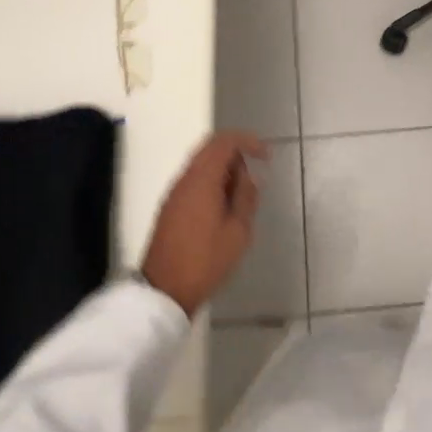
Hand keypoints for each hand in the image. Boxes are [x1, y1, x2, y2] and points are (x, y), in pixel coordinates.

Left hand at [141, 132, 268, 315]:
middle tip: (253, 177)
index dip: (248, 141)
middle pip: (210, 149)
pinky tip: (222, 207)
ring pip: (201, 165)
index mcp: (202, 179)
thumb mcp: (238, 231)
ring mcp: (174, 193)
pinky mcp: (170, 207)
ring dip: (223, 171)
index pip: (224, 142)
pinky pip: (194, 181)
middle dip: (236, 155)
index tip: (266, 156)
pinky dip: (211, 182)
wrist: (164, 290)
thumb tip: (249, 177)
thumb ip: (246, 197)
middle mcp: (184, 179)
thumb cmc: (206, 260)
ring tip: (240, 196)